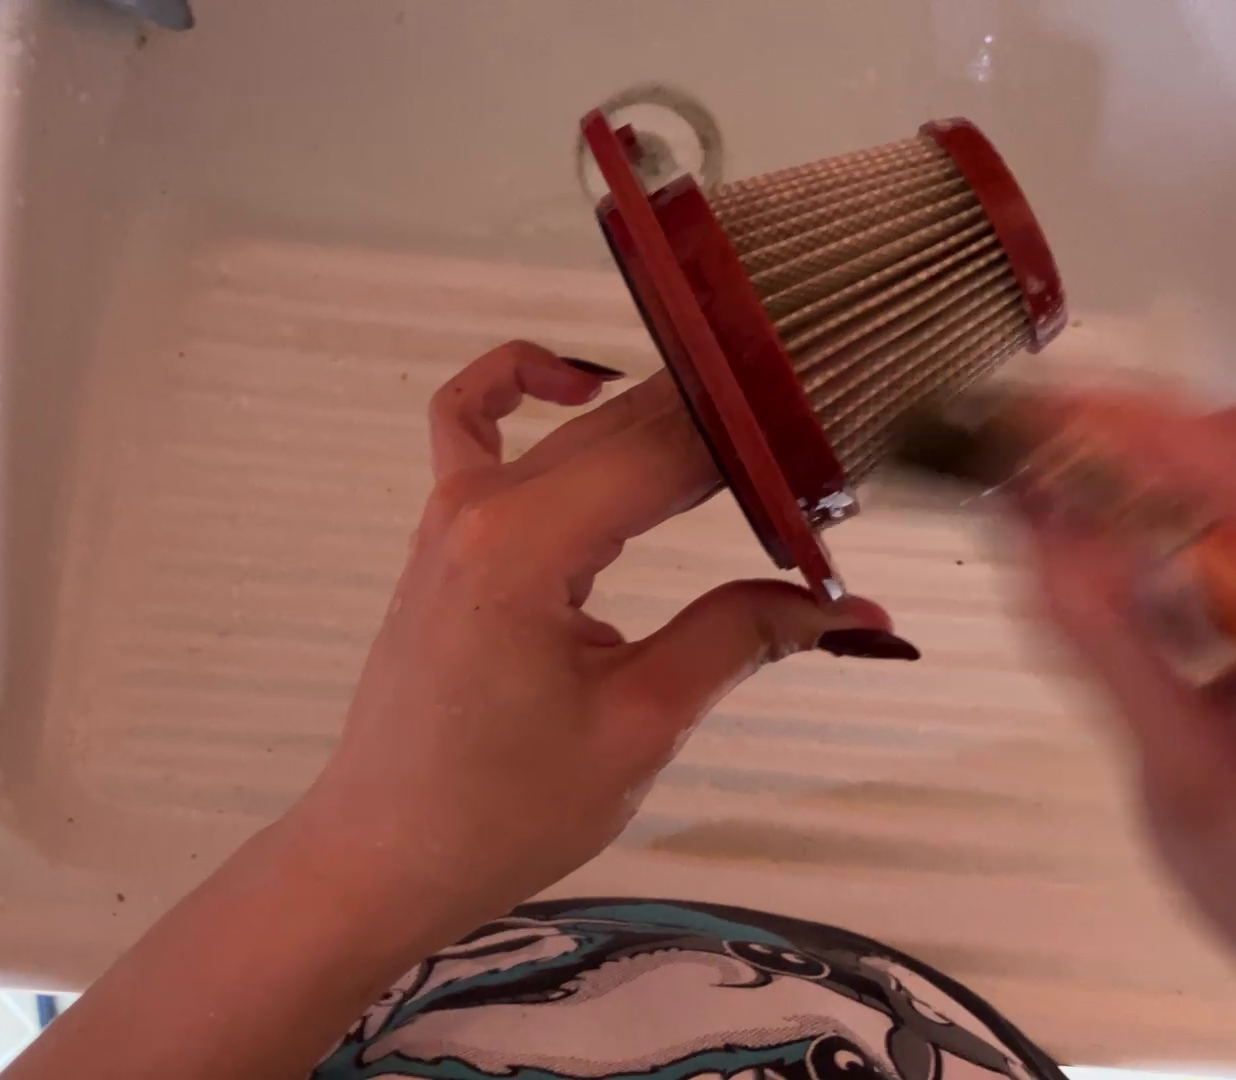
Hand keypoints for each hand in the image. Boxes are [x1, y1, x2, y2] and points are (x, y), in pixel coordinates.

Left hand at [285, 341, 899, 946]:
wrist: (388, 850)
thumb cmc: (503, 809)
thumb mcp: (637, 726)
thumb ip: (736, 638)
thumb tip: (847, 609)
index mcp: (525, 542)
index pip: (664, 455)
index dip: (755, 446)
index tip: (827, 451)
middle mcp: (480, 503)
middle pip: (620, 431)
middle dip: (721, 431)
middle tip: (810, 451)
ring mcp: (449, 510)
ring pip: (568, 431)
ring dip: (653, 420)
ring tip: (739, 441)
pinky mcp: (442, 535)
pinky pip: (469, 427)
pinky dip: (518, 385)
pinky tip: (579, 390)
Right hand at [1017, 393, 1235, 1075]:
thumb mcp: (1188, 787)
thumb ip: (1110, 653)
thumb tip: (1034, 536)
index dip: (1142, 441)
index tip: (1027, 424)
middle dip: (1137, 434)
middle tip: (1018, 446)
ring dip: (1158, 458)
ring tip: (1048, 478)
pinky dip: (1191, 496)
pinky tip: (1118, 522)